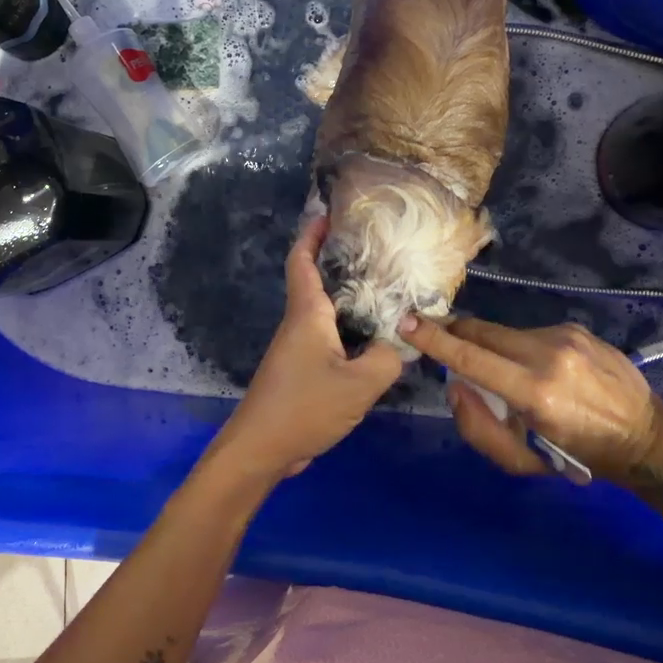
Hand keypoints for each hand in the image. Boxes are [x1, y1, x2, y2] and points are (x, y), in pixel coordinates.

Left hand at [208, 217, 404, 478]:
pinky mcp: (302, 372)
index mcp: (306, 315)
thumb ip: (386, 358)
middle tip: (379, 250)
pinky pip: (329, 339)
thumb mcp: (359, 384)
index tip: (329, 213)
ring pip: (326, 313)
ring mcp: (298, 349)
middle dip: (342, 262)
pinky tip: (375, 339)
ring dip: (350, 299)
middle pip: (317, 282)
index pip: (303, 261)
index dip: (313, 234)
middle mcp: (299, 324)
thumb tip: (400, 341)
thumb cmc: (304, 407)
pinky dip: (350, 331)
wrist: (262, 449)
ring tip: (387, 290)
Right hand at [398, 316, 662, 476]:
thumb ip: (479, 426)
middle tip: (439, 340)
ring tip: (511, 376)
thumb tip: (456, 385)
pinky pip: (531, 334)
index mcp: (535, 393)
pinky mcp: (578, 329)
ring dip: (494, 348)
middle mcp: (549, 356)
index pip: (471, 358)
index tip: (406, 324)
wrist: (645, 437)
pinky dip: (523, 349)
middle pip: (481, 332)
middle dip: (455, 334)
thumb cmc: (579, 457)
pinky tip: (544, 370)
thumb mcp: (523, 461)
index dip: (434, 340)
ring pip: (505, 333)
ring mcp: (566, 337)